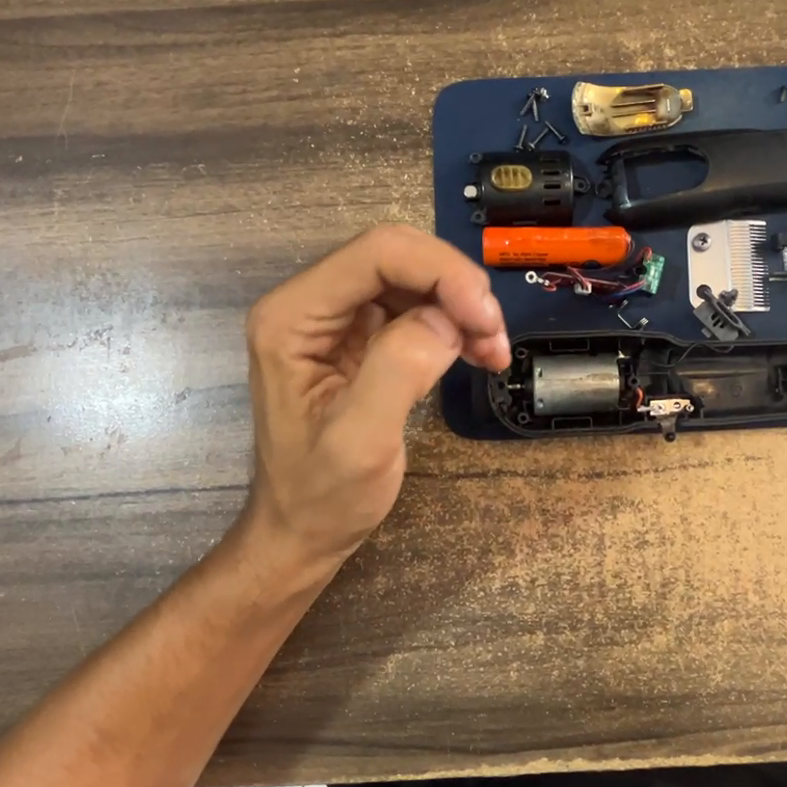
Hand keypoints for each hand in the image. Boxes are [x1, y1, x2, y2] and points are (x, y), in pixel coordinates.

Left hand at [240, 226, 508, 569]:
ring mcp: (336, 320)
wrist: (304, 532)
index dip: (441, 271)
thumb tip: (447, 320)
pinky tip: (479, 355)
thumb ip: (398, 371)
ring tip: (493, 352)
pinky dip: (454, 325)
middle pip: (397, 258)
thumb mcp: (359, 442)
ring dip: (460, 307)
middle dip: (454, 287)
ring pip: (412, 279)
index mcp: (293, 317)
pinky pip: (416, 309)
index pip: (376, 254)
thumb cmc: (323, 496)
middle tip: (494, 335)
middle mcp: (310, 305)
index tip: (485, 319)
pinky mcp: (360, 339)